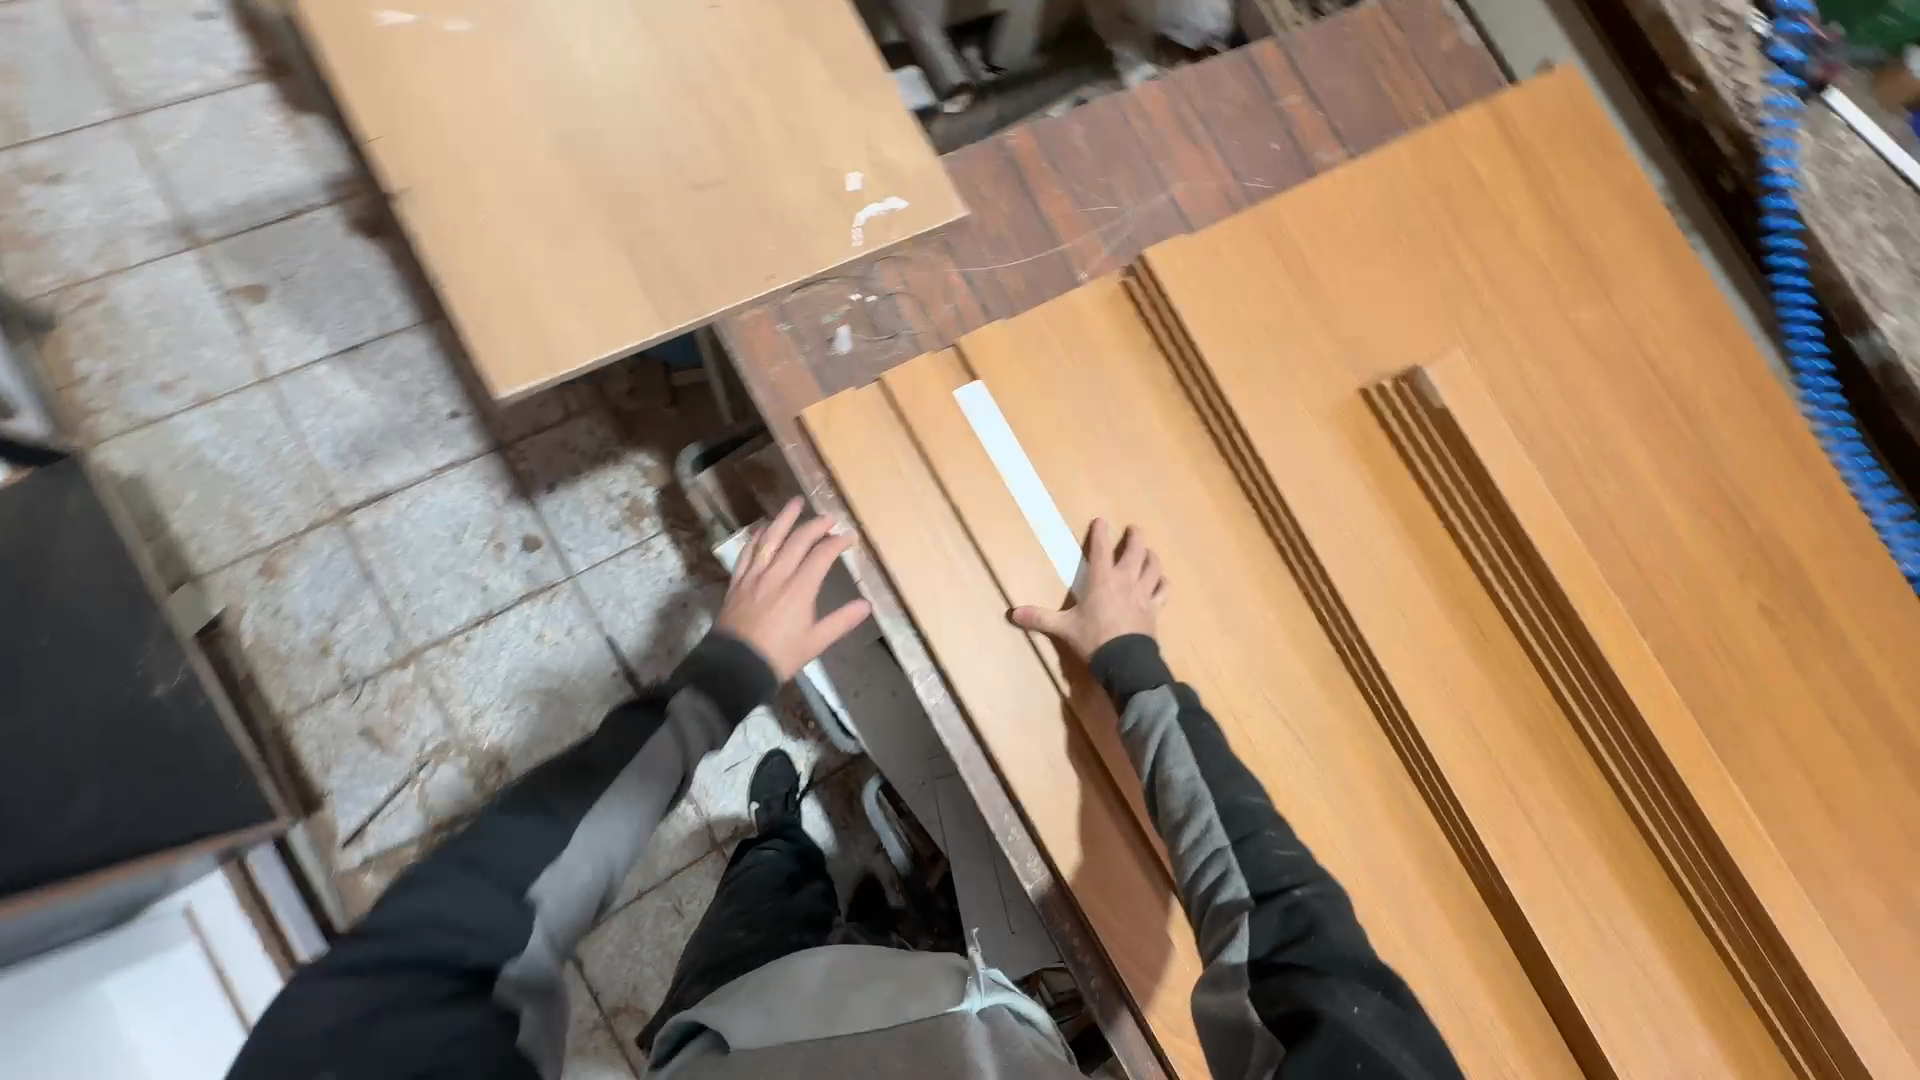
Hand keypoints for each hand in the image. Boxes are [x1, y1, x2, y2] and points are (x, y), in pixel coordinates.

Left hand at [715, 497, 872, 681]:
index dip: (837, 542)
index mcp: (800, 589)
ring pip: (770, 538)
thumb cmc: (779, 656)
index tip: (848, 537)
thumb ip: (841, 621)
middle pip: (798, 540)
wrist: (735, 667)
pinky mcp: (737, 582)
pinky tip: (763, 529)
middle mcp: (778, 575)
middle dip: (816, 525)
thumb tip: (866, 605)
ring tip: (795, 502)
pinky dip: (757, 537)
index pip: (822, 555)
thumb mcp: (815, 642)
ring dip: (784, 519)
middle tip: (829, 518)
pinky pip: (748, 552)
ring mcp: (754, 576)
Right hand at [1009, 519, 1166, 661]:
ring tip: (1148, 552)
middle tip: (1133, 529)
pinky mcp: (1155, 608)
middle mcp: (1125, 580)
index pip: (1101, 548)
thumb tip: (1013, 614)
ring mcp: (1143, 593)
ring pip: (1153, 566)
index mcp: (1102, 579)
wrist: (1125, 661)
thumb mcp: (1064, 628)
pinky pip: (1163, 591)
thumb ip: (1040, 618)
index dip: (1100, 532)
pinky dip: (1163, 583)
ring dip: (1151, 556)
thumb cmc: (1093, 639)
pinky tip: (1161, 581)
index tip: (1100, 521)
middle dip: (1134, 536)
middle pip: (1135, 550)